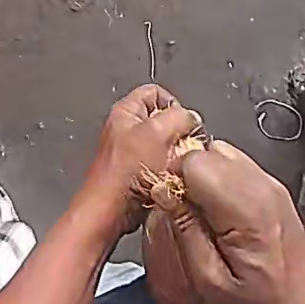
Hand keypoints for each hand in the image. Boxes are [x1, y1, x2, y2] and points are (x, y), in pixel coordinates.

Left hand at [79, 84, 202, 235]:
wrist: (112, 210)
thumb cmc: (123, 173)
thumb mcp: (158, 131)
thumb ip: (180, 117)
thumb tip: (192, 119)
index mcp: (126, 111)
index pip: (157, 93)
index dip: (174, 105)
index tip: (182, 122)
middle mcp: (127, 129)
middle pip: (165, 121)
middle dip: (179, 134)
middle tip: (180, 146)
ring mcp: (132, 153)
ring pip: (168, 146)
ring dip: (177, 156)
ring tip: (173, 165)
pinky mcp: (139, 174)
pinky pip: (165, 167)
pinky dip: (171, 173)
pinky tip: (169, 180)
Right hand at [157, 141, 304, 303]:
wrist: (303, 303)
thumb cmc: (259, 301)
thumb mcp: (209, 280)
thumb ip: (185, 231)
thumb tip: (162, 192)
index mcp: (247, 211)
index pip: (196, 162)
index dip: (174, 179)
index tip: (172, 206)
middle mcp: (262, 188)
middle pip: (206, 151)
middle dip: (185, 174)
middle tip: (184, 210)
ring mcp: (269, 181)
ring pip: (218, 150)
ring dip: (202, 173)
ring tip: (203, 209)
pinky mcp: (270, 182)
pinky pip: (232, 160)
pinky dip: (217, 175)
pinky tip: (218, 206)